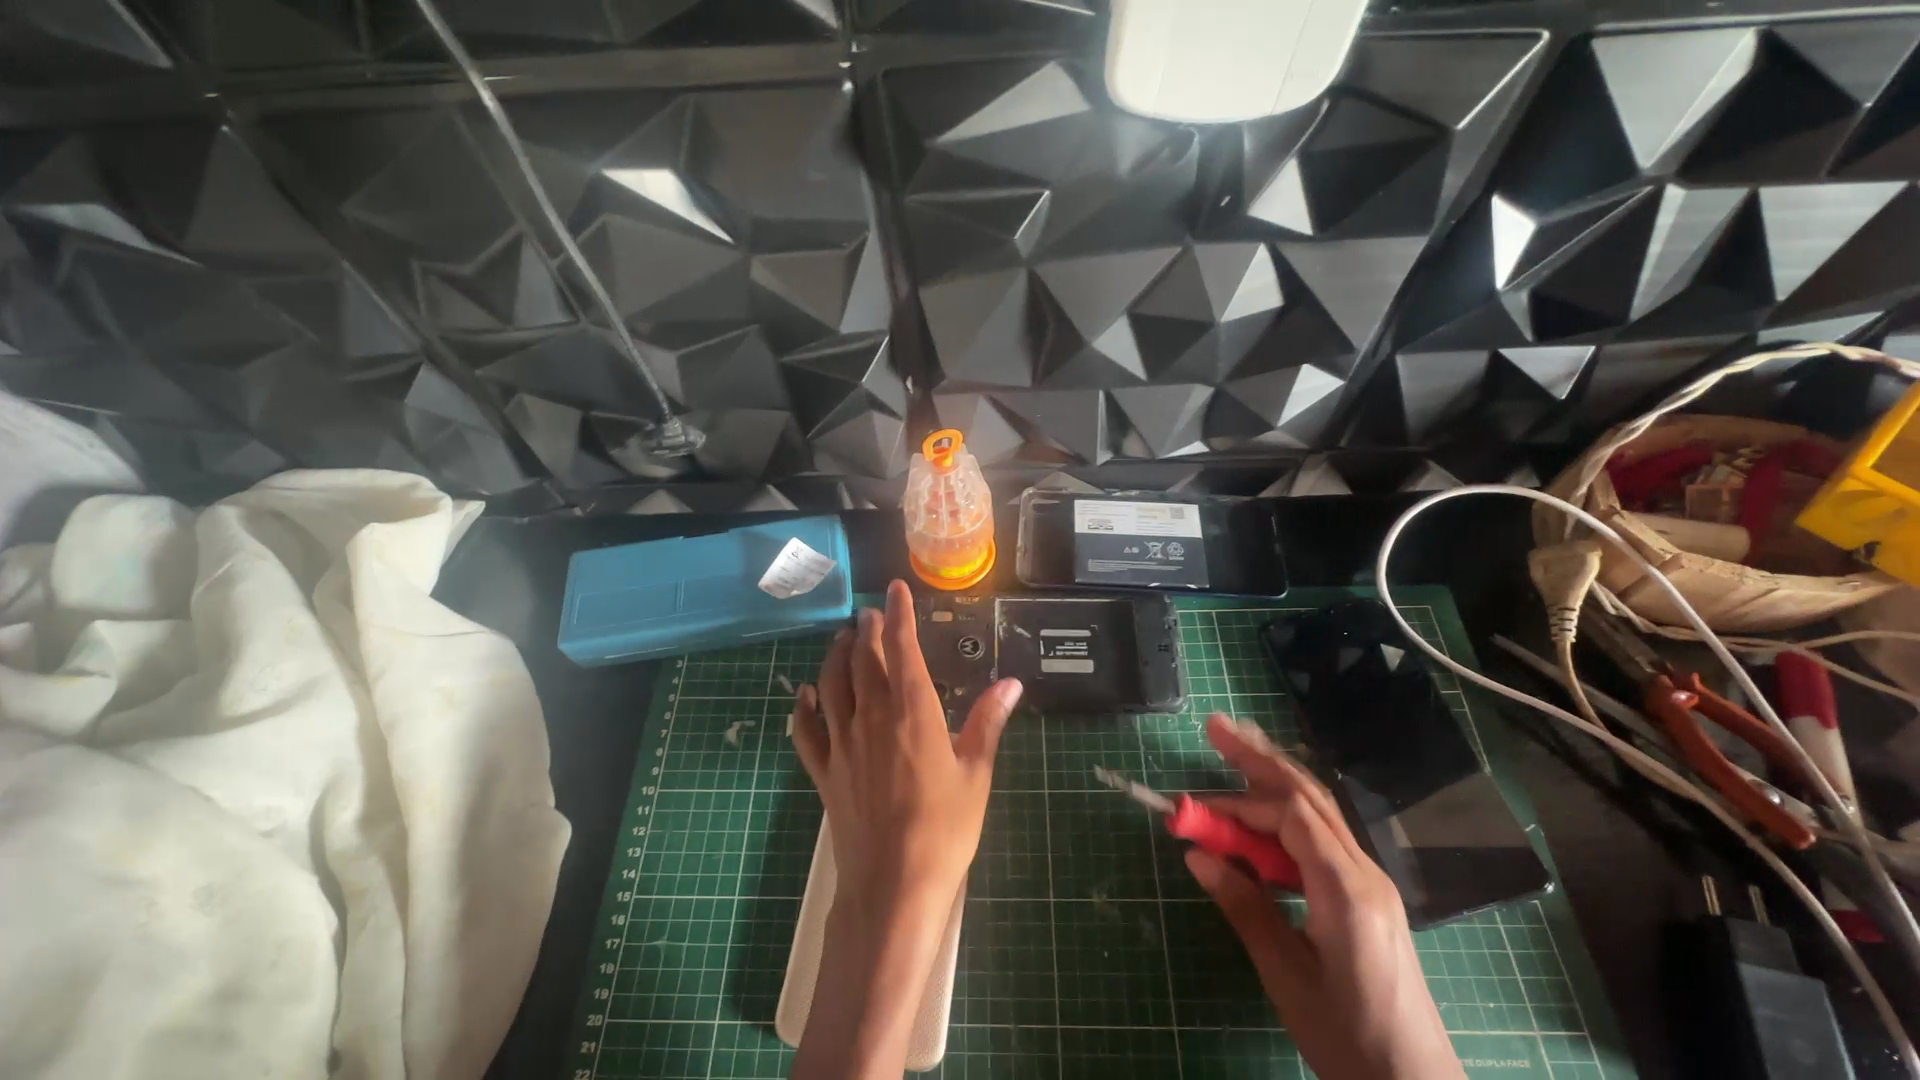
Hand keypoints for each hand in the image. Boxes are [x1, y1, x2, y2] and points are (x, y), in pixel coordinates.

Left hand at [788, 580, 1022, 1079]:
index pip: (902, 649)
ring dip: (835, 656)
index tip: (896, 590)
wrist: (894, 883)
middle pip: (862, 660)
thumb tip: (1010, 684)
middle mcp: (871, 717)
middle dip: (866, 631)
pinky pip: (806, 730)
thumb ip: (987, 722)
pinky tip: (804, 695)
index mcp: (913, 712)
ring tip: (841, 639)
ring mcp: (842, 744)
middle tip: (869, 613)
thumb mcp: (976, 773)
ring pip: (831, 685)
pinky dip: (803, 707)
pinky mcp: (824, 772)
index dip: (899, 615)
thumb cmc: (946, 828)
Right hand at [1187, 714, 1463, 1079]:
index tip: (1190, 811)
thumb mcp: (1286, 976)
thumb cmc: (1350, 1040)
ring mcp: (1371, 884)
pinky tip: (1261, 822)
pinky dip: (1286, 822)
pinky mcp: (1368, 899)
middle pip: (1309, 797)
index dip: (1237, 804)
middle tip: (1216, 726)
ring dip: (1274, 784)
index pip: (1290, 815)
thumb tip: (1196, 854)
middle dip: (1260, 760)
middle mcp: (1364, 873)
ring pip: (1318, 814)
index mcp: (1346, 890)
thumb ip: (1244, 907)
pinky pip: (1323, 842)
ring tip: (1235, 754)